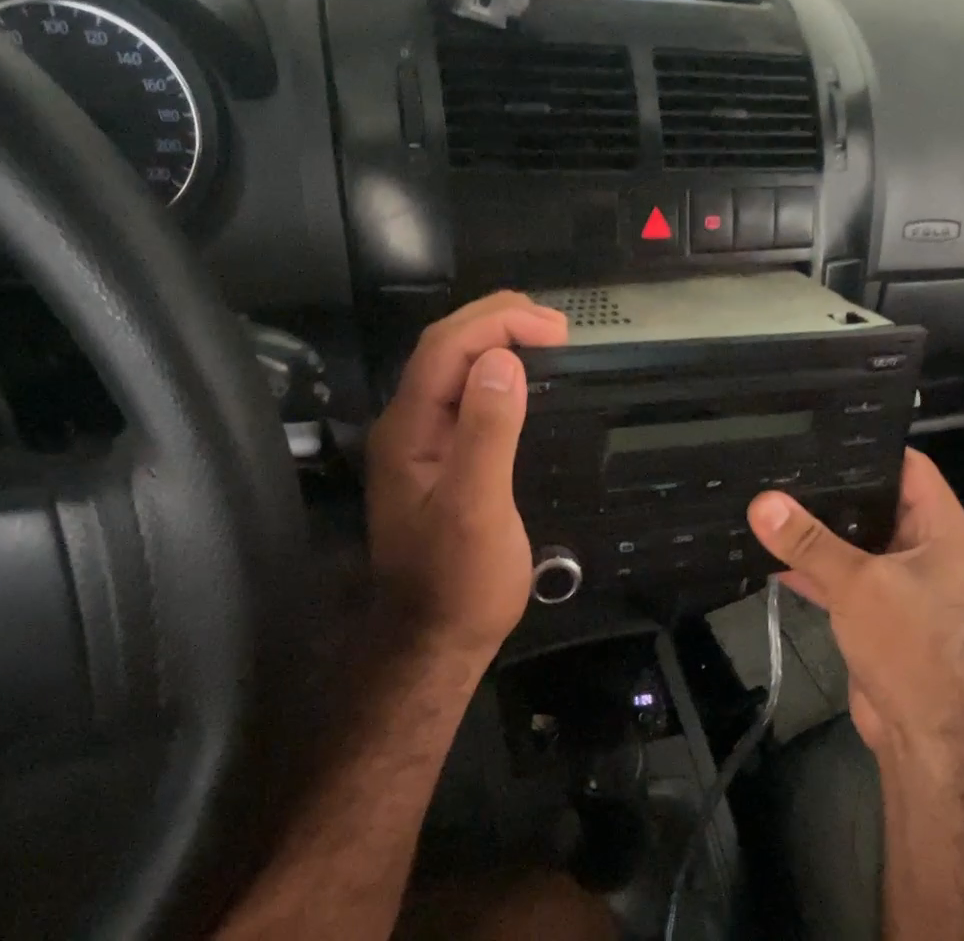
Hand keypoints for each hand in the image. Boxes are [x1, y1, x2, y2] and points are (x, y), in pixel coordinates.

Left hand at [366, 292, 568, 661]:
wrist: (433, 641)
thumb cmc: (459, 582)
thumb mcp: (477, 508)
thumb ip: (487, 433)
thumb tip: (503, 361)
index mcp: (408, 429)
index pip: (445, 348)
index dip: (498, 323)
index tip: (556, 330)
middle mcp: (406, 426)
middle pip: (443, 349)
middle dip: (496, 321)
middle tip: (557, 327)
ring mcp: (420, 444)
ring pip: (452, 370)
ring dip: (495, 342)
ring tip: (546, 339)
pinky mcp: (439, 461)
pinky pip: (463, 398)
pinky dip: (495, 374)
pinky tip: (523, 381)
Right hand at [747, 449, 963, 754]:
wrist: (931, 740)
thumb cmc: (913, 647)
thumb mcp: (859, 585)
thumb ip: (809, 542)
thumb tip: (762, 502)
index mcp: (943, 530)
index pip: (909, 466)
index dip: (868, 447)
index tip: (818, 432)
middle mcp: (929, 551)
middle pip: (877, 504)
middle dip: (831, 490)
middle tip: (779, 465)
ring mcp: (905, 585)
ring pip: (857, 545)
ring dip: (819, 534)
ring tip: (767, 503)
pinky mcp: (881, 616)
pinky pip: (846, 581)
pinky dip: (815, 571)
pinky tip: (770, 556)